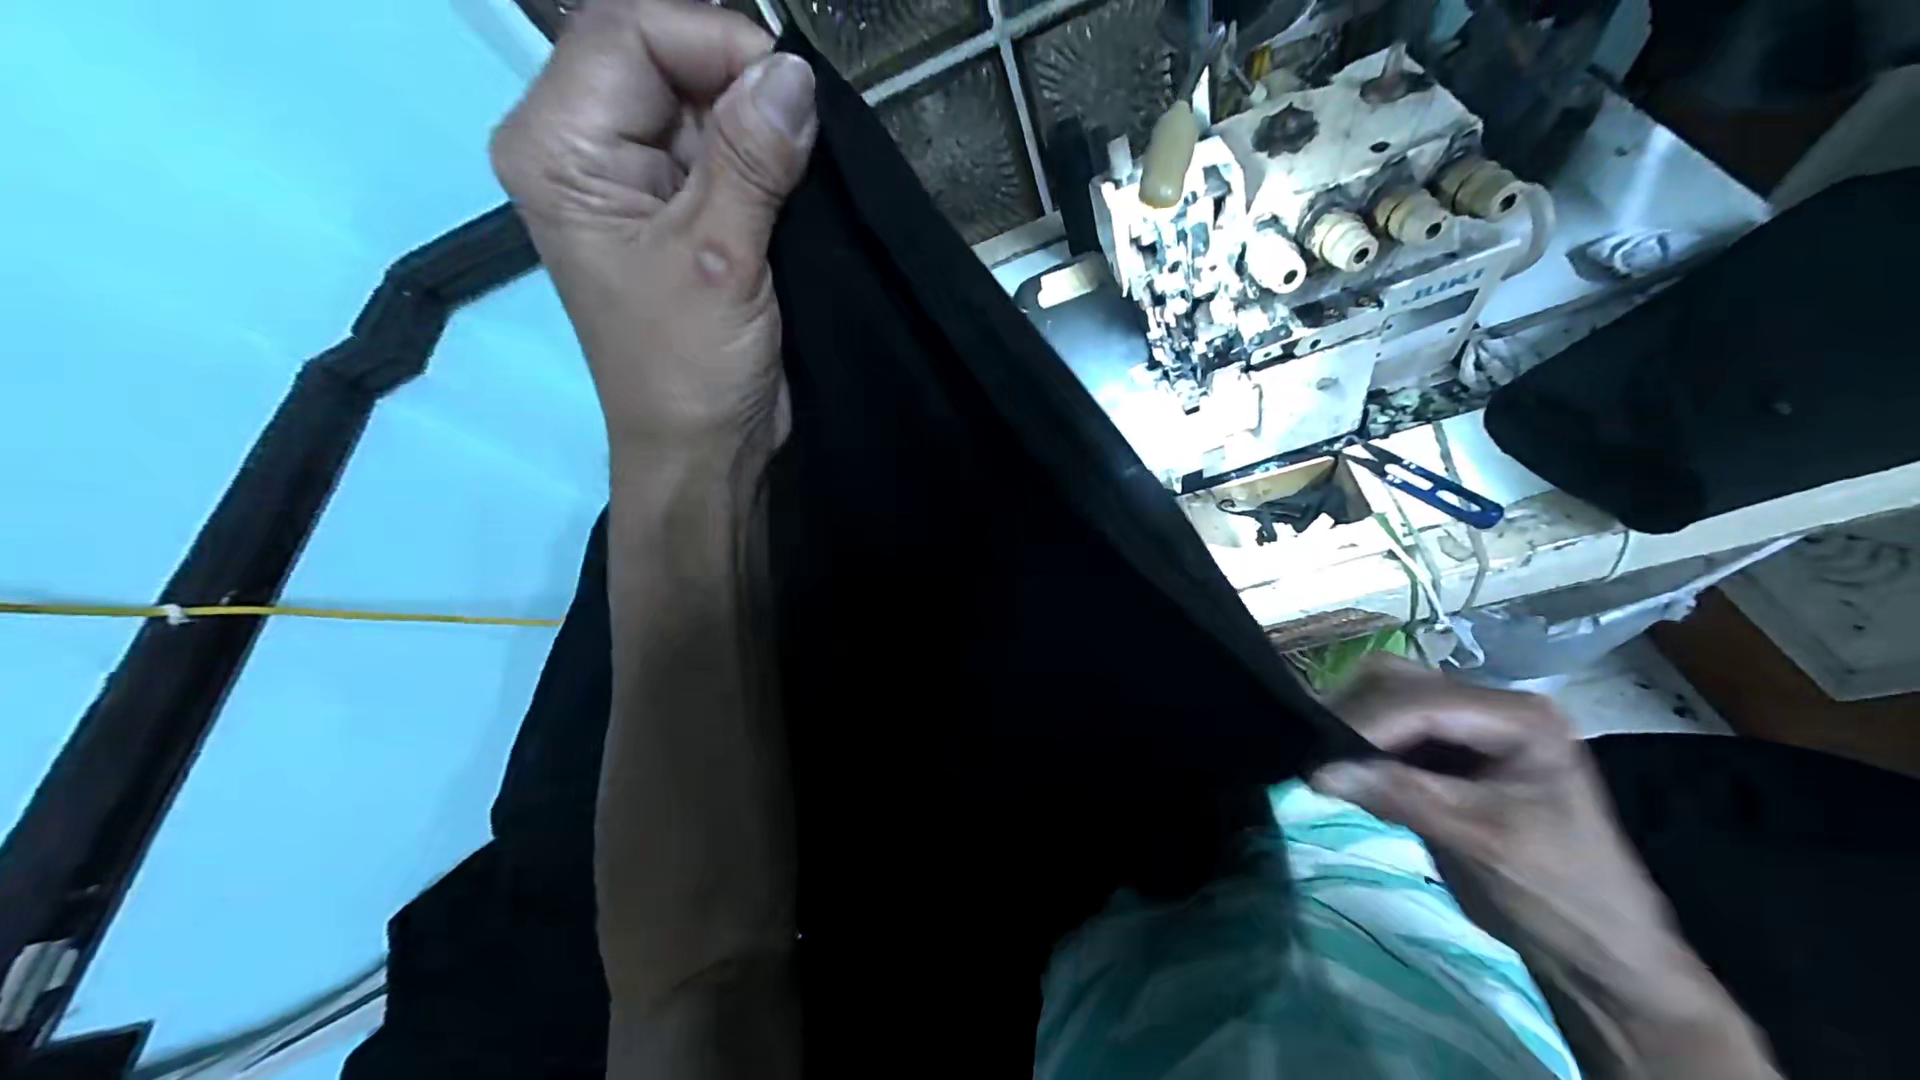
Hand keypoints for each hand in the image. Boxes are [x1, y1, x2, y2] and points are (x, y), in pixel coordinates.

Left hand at [491, 0, 817, 462]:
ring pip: (700, 104)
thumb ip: (750, 161)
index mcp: (559, 148)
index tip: (792, 90)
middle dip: (741, 83)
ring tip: (805, 163)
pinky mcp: (681, 214)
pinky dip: (765, 158)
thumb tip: (793, 73)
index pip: (628, 33)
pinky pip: (723, 154)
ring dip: (759, 124)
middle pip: (663, 59)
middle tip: (806, 129)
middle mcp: (586, 150)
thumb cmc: (690, 368)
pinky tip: (796, 178)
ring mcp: (636, 182)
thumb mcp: (719, 260)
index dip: (715, 41)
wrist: (703, 450)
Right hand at [1311, 657, 1777, 1078]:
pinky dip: (1357, 745)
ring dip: (1349, 727)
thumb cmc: (1558, 894)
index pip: (1422, 701)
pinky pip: (1384, 728)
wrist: (1593, 951)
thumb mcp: (1482, 840)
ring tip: (1328, 765)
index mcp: (1519, 716)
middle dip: (1351, 716)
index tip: (1319, 761)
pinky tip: (1350, 775)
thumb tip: (1318, 771)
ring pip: (1383, 698)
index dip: (1365, 725)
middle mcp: (1489, 705)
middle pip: (1396, 684)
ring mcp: (1464, 725)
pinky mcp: (1443, 750)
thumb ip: (1401, 795)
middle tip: (1316, 756)